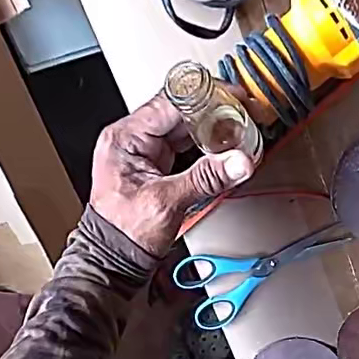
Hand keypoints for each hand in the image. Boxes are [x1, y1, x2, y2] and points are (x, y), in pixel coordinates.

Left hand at [90, 93, 255, 255]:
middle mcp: (132, 139)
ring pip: (185, 130)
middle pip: (180, 112)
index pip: (170, 102)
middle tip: (243, 114)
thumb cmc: (124, 233)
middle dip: (214, 113)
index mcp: (125, 138)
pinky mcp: (156, 167)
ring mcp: (145, 153)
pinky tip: (223, 151)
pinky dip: (205, 149)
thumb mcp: (168, 202)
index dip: (205, 97)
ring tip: (239, 132)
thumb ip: (206, 178)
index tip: (234, 97)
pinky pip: (185, 148)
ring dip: (212, 130)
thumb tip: (239, 162)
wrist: (115, 261)